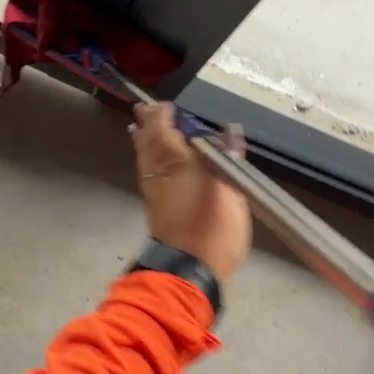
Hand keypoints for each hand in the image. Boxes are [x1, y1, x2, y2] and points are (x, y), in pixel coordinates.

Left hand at [129, 102, 250, 282]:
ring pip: (143, 156)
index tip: (166, 104)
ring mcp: (152, 188)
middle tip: (145, 108)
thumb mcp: (232, 192)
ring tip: (141, 127)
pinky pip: (146, 170)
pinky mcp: (152, 205)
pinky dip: (145, 157)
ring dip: (143, 139)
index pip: (163, 127)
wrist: (187, 269)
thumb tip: (231, 132)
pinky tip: (151, 158)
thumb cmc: (213, 228)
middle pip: (147, 139)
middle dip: (147, 123)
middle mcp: (158, 170)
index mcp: (175, 160)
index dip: (163, 114)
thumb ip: (230, 159)